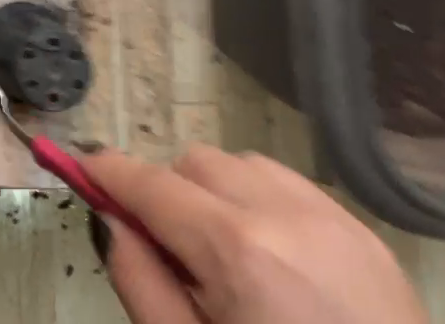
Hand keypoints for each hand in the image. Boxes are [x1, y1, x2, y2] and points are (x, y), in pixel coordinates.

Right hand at [79, 145, 426, 323]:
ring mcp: (331, 218)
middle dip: (168, 192)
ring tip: (225, 252)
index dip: (106, 171)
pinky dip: (260, 200)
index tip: (79, 168)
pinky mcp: (365, 233)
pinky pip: (288, 183)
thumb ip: (139, 281)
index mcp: (236, 251)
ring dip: (215, 191)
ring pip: (240, 165)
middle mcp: (283, 215)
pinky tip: (271, 255)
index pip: (150, 185)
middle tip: (170, 249)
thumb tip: (108, 218)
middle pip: (193, 163)